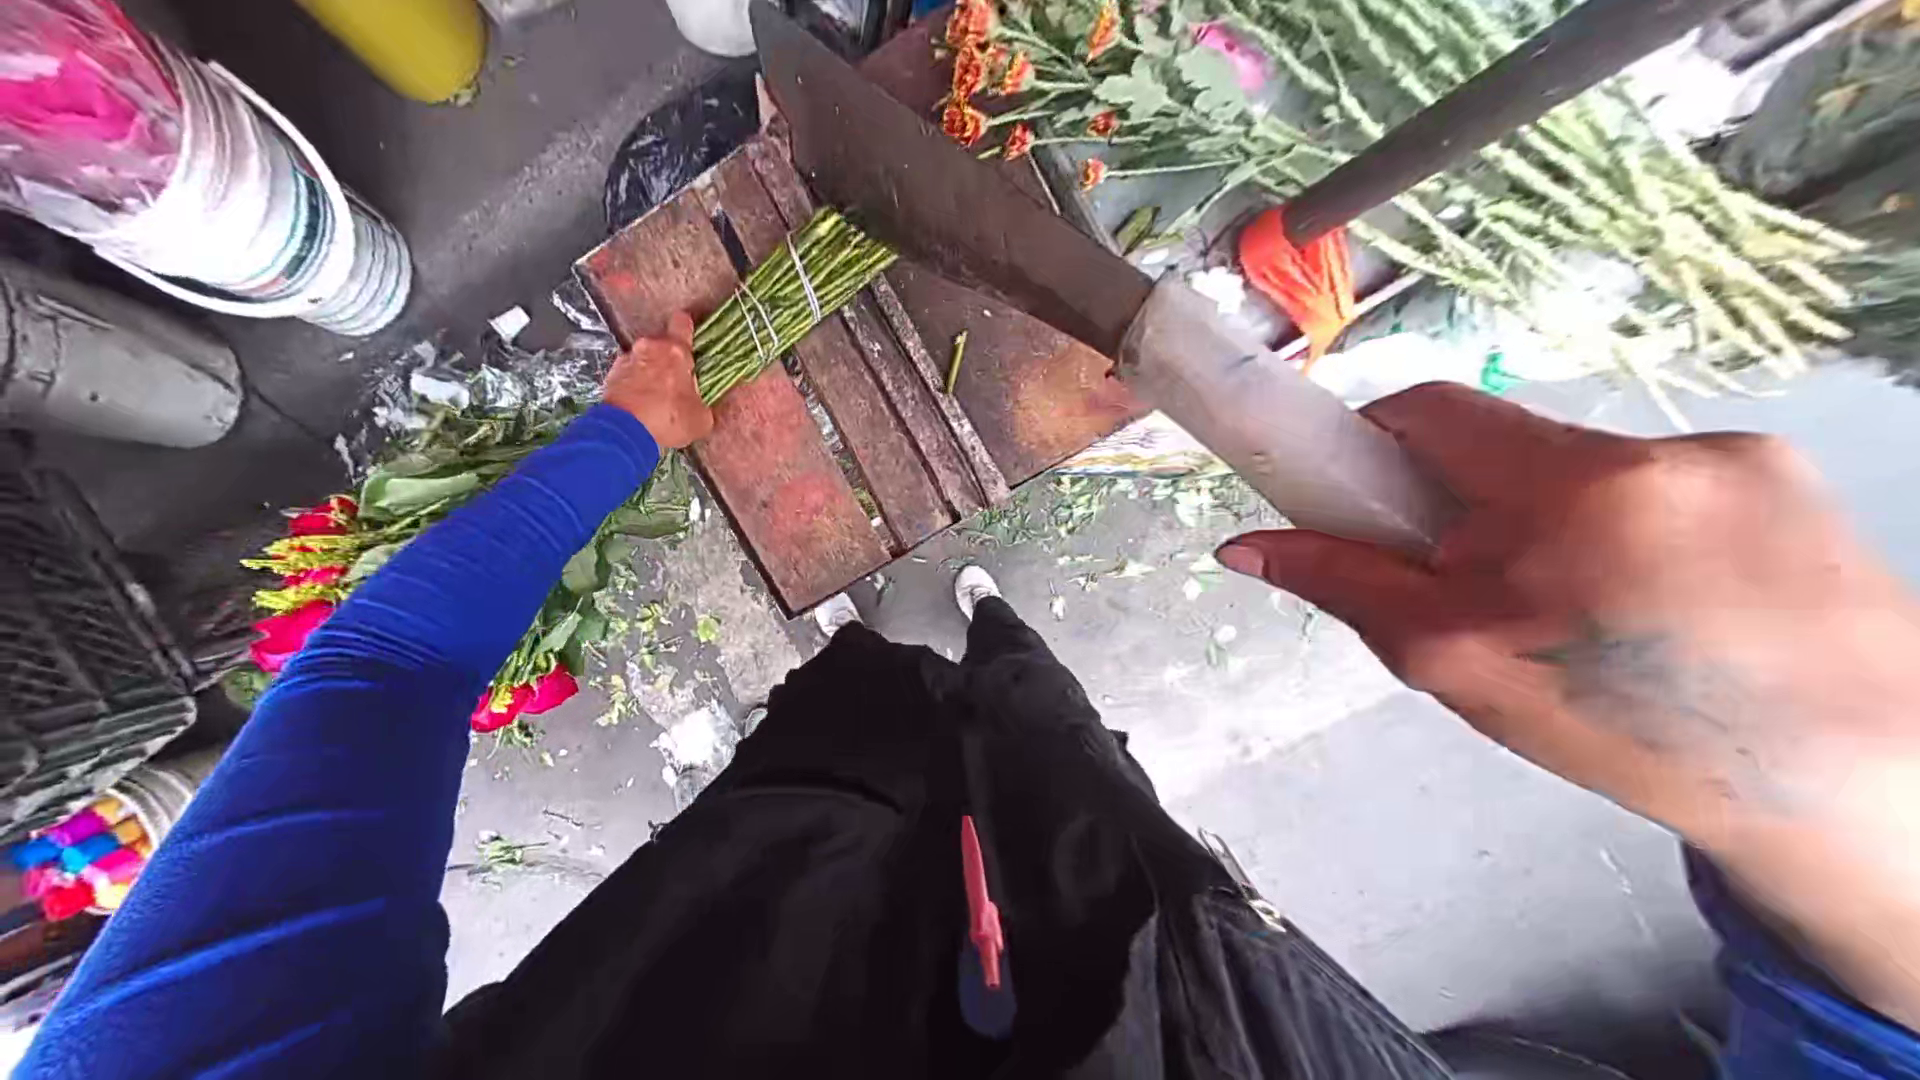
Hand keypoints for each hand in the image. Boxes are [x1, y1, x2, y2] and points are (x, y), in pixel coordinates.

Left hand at [602, 312, 713, 448]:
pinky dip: (635, 386)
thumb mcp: (701, 418)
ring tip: (657, 398)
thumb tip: (698, 405)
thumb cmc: (669, 418)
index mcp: (675, 352)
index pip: (682, 324)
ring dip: (650, 373)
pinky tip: (642, 405)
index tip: (689, 331)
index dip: (687, 327)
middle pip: (662, 346)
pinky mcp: (610, 376)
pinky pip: (628, 376)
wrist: (625, 431)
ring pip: (644, 361)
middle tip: (677, 383)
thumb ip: (702, 404)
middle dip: (669, 361)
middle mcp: (649, 348)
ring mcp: (626, 360)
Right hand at [1218, 382, 1919, 1024]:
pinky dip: (1603, 536)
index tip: (1356, 492)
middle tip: (1454, 582)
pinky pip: (1644, 493)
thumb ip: (1340, 584)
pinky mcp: (1794, 490)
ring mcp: (1746, 461)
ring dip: (1530, 526)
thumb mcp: (1446, 656)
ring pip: (1568, 475)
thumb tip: (1237, 549)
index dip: (1372, 437)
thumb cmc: (1617, 724)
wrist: (1866, 801)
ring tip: (1554, 611)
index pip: (1432, 410)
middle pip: (1499, 447)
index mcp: (1578, 482)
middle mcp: (1667, 446)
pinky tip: (1632, 607)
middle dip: (1452, 505)